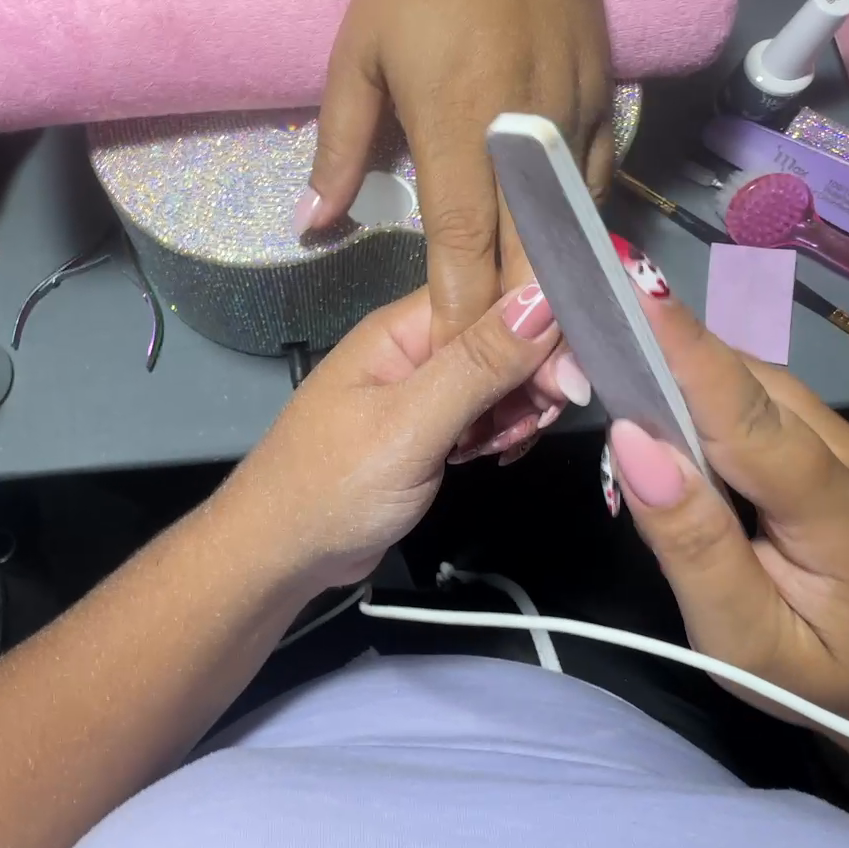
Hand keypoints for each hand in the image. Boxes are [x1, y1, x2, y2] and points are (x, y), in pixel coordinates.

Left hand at [220, 282, 565, 588]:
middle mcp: (415, 347)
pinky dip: (497, 433)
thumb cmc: (335, 485)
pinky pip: (482, 413)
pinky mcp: (429, 427)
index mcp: (403, 327)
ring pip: (500, 380)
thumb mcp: (410, 425)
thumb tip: (546, 294)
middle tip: (525, 427)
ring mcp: (422, 389)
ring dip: (514, 412)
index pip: (493, 294)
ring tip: (495, 450)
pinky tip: (490, 458)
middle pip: (504, 337)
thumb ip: (478, 365)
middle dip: (529, 379)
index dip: (539, 328)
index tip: (563, 382)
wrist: (284, 553)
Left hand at [302, 0, 618, 348]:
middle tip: (518, 393)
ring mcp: (575, 127)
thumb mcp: (359, 54)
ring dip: (557, 298)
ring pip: (570, 236)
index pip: (462, 245)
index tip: (457, 372)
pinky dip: (577, 244)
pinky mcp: (605, 114)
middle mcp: (526, 139)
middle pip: (527, 257)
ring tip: (547, 357)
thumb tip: (313, 222)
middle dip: (523, 330)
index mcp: (461, 130)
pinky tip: (563, 277)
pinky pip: (593, 198)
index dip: (462, 316)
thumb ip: (340, 148)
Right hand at [608, 259, 848, 739]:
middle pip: (753, 390)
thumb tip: (633, 442)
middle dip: (672, 350)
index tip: (637, 292)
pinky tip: (668, 402)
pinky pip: (765, 401)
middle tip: (593, 325)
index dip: (691, 356)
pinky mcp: (839, 445)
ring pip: (758, 387)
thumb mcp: (741, 640)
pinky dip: (708, 390)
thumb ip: (691, 545)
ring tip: (616, 358)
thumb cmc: (821, 681)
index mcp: (848, 521)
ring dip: (686, 368)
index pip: (754, 422)